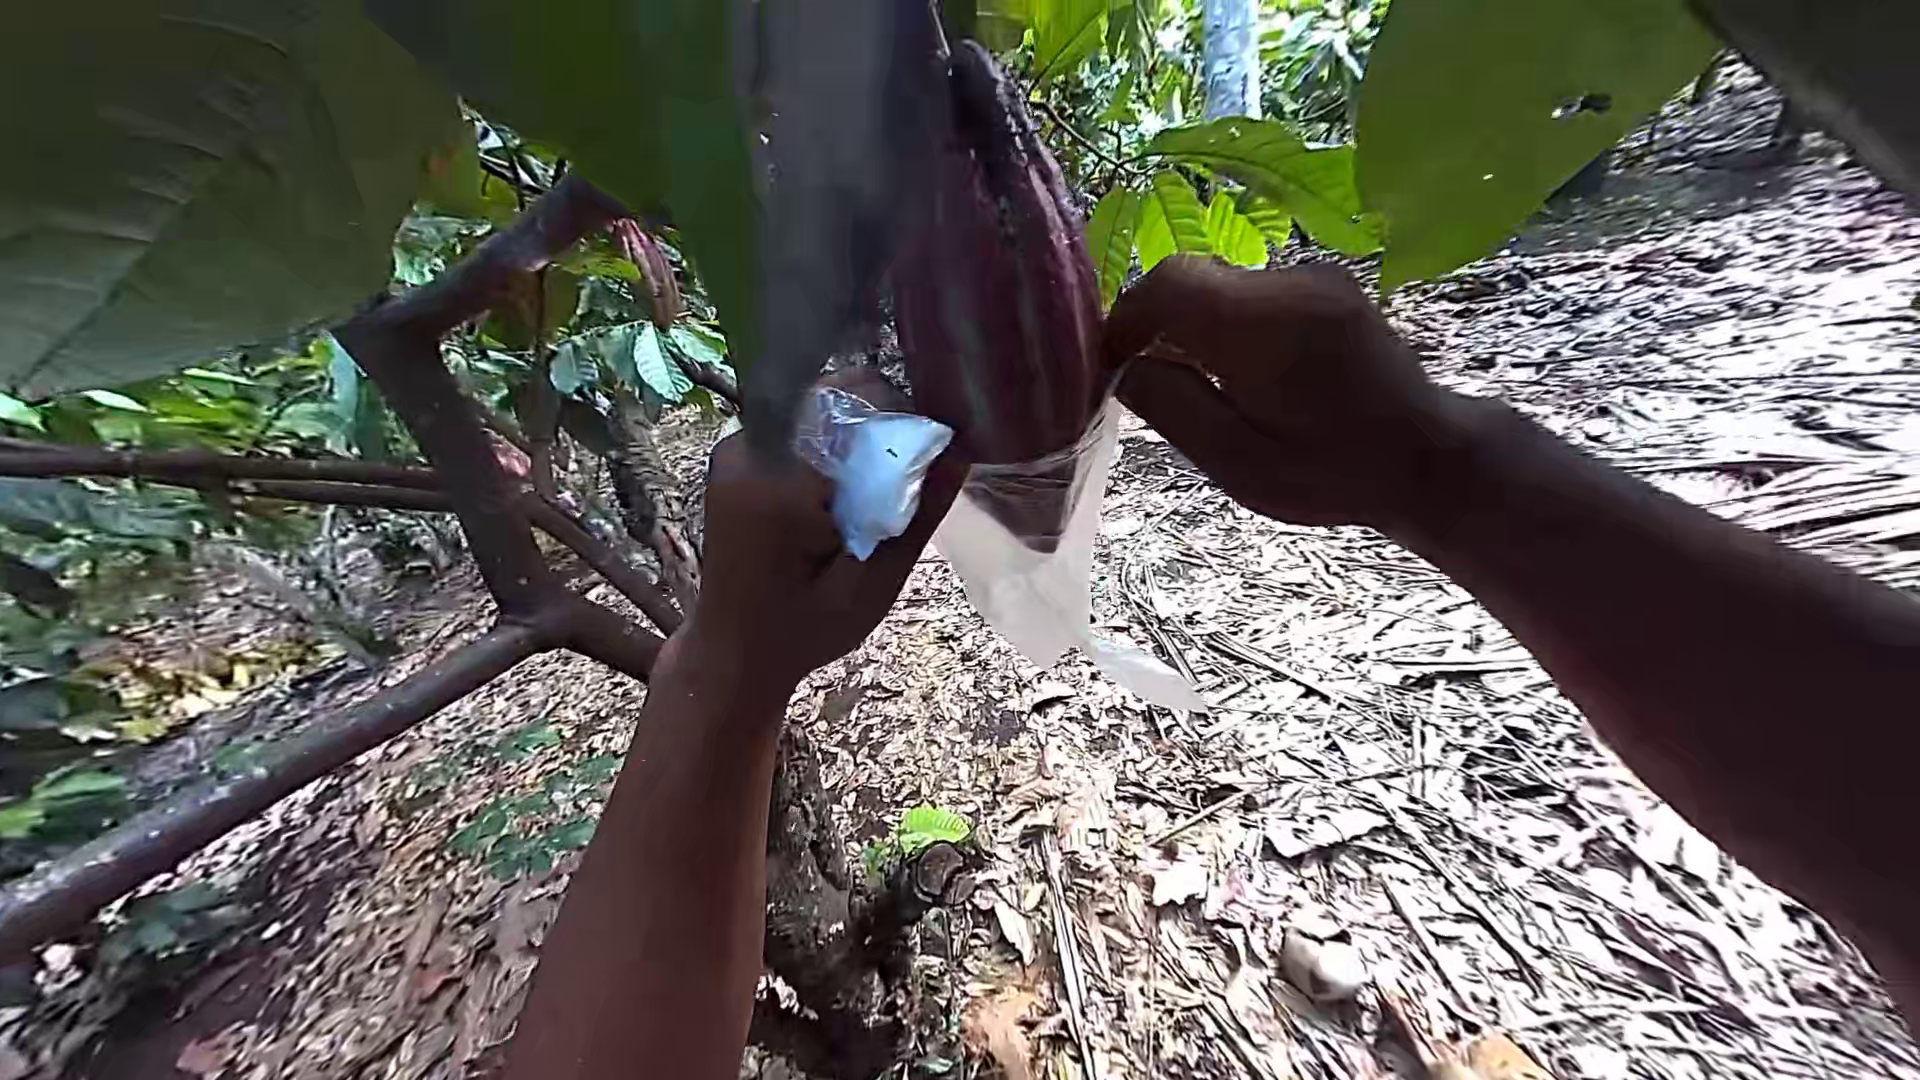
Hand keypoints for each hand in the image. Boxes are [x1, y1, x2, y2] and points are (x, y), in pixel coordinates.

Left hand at [677, 423, 965, 698]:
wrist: (735, 651)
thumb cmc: (806, 631)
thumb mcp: (875, 584)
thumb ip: (919, 514)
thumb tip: (961, 451)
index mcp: (776, 481)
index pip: (855, 401)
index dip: (903, 415)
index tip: (927, 454)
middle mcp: (746, 449)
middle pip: (835, 395)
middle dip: (880, 427)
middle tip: (901, 480)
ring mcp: (735, 449)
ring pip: (818, 406)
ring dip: (856, 438)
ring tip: (869, 493)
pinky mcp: (736, 458)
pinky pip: (797, 427)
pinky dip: (831, 448)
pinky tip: (840, 494)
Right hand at [1107, 258, 1472, 528]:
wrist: (1426, 457)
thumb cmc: (1327, 472)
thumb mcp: (1234, 459)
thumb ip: (1171, 406)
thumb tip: (1124, 369)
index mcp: (1264, 326)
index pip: (1169, 285)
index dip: (1125, 318)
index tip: (1109, 365)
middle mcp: (1289, 284)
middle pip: (1189, 278)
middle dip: (1149, 323)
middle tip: (1136, 378)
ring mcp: (1310, 280)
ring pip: (1214, 285)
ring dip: (1181, 326)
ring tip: (1180, 382)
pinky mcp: (1320, 290)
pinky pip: (1244, 294)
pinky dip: (1213, 325)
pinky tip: (1222, 371)